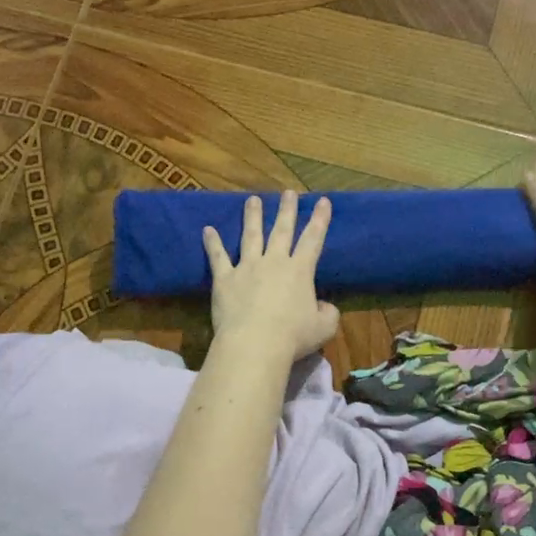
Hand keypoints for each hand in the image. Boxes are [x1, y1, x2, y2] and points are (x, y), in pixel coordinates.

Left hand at [203, 191, 339, 361]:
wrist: (255, 343)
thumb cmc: (293, 336)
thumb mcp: (323, 328)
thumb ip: (328, 313)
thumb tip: (325, 306)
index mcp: (300, 271)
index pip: (313, 239)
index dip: (319, 219)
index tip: (322, 201)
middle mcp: (274, 262)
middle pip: (281, 230)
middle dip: (286, 210)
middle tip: (288, 192)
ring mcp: (247, 267)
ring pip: (251, 236)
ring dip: (252, 216)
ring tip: (253, 200)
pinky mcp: (225, 279)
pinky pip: (218, 257)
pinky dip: (212, 243)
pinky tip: (207, 230)